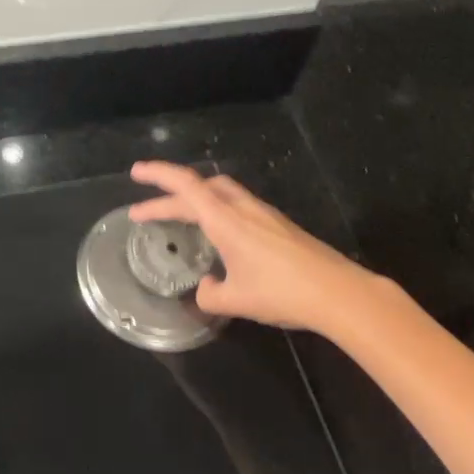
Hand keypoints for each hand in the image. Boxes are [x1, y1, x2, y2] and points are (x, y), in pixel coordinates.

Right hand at [129, 162, 386, 336]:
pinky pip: (237, 207)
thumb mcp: (235, 300)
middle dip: (168, 196)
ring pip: (221, 193)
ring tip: (177, 215)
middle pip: (200, 189)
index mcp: (226, 220)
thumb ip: (209, 294)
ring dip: (195, 200)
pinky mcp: (279, 226)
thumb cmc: (281, 292)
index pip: (185, 187)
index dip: (158, 176)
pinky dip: (216, 212)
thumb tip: (205, 288)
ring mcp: (264, 215)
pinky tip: (217, 236)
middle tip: (143, 211)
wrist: (338, 293)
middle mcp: (243, 209)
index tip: (136, 173)